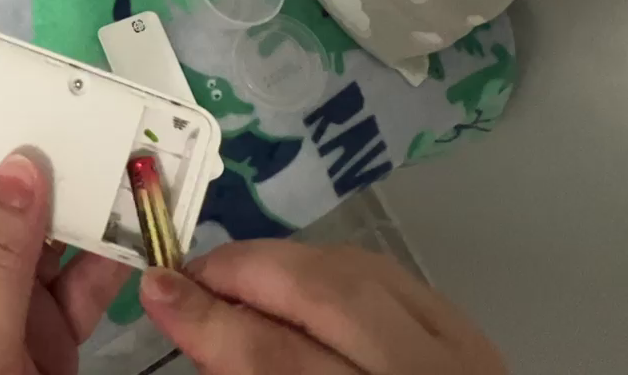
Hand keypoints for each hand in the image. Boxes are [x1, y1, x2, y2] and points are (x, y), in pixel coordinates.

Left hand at [0, 151, 133, 374]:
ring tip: (117, 140)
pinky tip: (136, 215)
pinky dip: (110, 250)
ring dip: (78, 189)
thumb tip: (23, 161)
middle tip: (67, 91)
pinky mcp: (50, 330)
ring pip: (43, 226)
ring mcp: (5, 296)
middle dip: (25, 144)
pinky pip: (82, 278)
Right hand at [140, 241, 505, 374]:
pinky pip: (383, 271)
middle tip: (186, 275)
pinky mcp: (470, 332)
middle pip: (328, 299)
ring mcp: (467, 357)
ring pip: (356, 272)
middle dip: (242, 273)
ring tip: (230, 276)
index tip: (157, 289)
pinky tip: (291, 276)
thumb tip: (196, 323)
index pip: (281, 365)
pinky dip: (324, 265)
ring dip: (279, 263)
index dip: (212, 322)